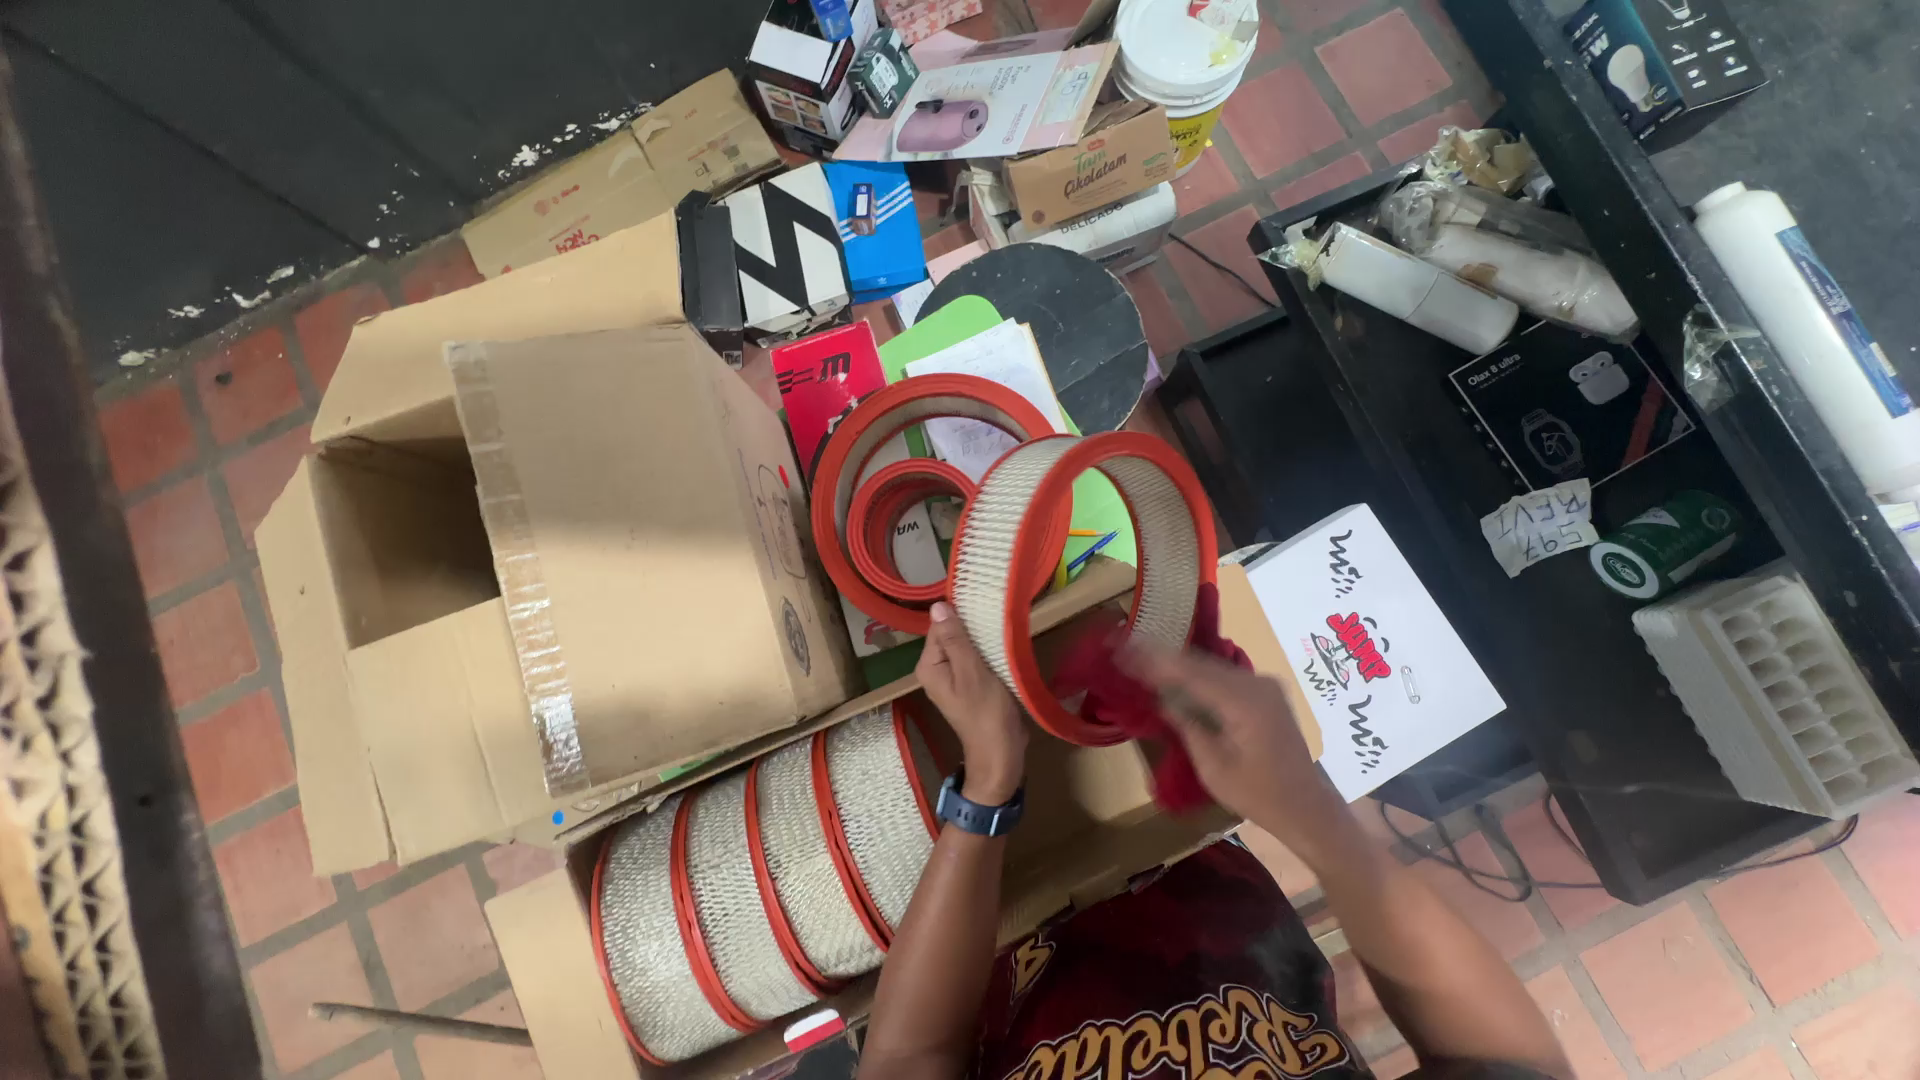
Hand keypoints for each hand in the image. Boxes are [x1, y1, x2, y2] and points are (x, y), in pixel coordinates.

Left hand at [916, 602, 1025, 804]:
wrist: (1001, 751)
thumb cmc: (986, 711)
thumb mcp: (971, 670)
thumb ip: (954, 639)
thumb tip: (937, 606)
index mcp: (929, 666)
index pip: (940, 627)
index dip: (962, 618)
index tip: (985, 615)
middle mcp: (935, 670)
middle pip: (952, 635)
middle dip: (974, 630)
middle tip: (997, 627)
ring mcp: (953, 678)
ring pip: (966, 647)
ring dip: (983, 642)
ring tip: (1002, 638)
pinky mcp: (970, 684)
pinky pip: (975, 660)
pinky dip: (988, 654)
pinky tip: (1002, 652)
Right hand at [1121, 644, 1351, 855]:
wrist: (1308, 808)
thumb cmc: (1259, 796)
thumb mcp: (1213, 767)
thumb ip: (1187, 726)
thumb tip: (1162, 698)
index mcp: (1246, 702)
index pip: (1191, 672)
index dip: (1155, 660)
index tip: (1124, 650)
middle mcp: (1258, 684)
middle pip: (1201, 663)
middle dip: (1162, 657)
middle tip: (1125, 648)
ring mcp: (1265, 685)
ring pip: (1211, 667)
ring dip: (1177, 664)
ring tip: (1140, 656)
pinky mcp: (1265, 692)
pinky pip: (1223, 677)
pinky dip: (1197, 675)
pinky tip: (1172, 673)